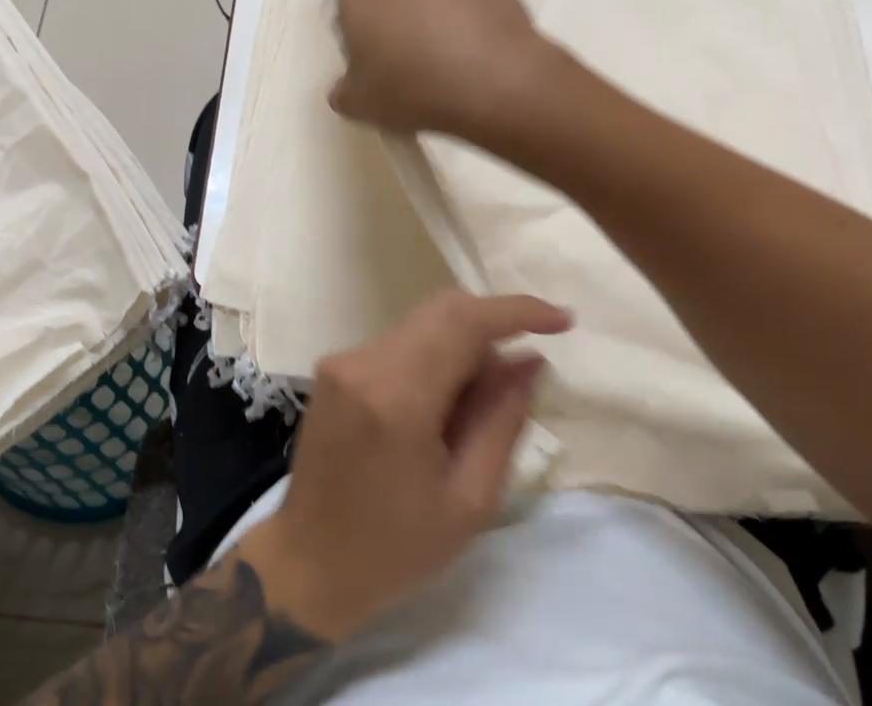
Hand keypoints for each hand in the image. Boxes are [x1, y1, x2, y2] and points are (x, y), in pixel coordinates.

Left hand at [236, 289, 571, 640]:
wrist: (310, 561)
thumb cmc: (396, 546)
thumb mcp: (471, 498)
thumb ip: (502, 419)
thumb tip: (530, 360)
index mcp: (397, 396)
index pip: (464, 321)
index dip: (517, 311)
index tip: (562, 321)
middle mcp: (362, 364)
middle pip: (440, 311)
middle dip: (491, 330)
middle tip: (518, 382)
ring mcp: (340, 364)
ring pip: (420, 326)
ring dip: (460, 351)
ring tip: (472, 416)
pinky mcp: (331, 372)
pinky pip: (396, 345)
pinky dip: (430, 362)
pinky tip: (437, 415)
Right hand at [331, 0, 586, 143]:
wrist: (493, 85)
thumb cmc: (412, 91)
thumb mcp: (360, 106)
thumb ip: (343, 91)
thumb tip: (344, 87)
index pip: (349, 6)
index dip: (359, 33)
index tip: (372, 60)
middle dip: (398, 13)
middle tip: (411, 54)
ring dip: (437, 9)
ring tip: (452, 50)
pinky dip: (475, 10)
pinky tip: (482, 43)